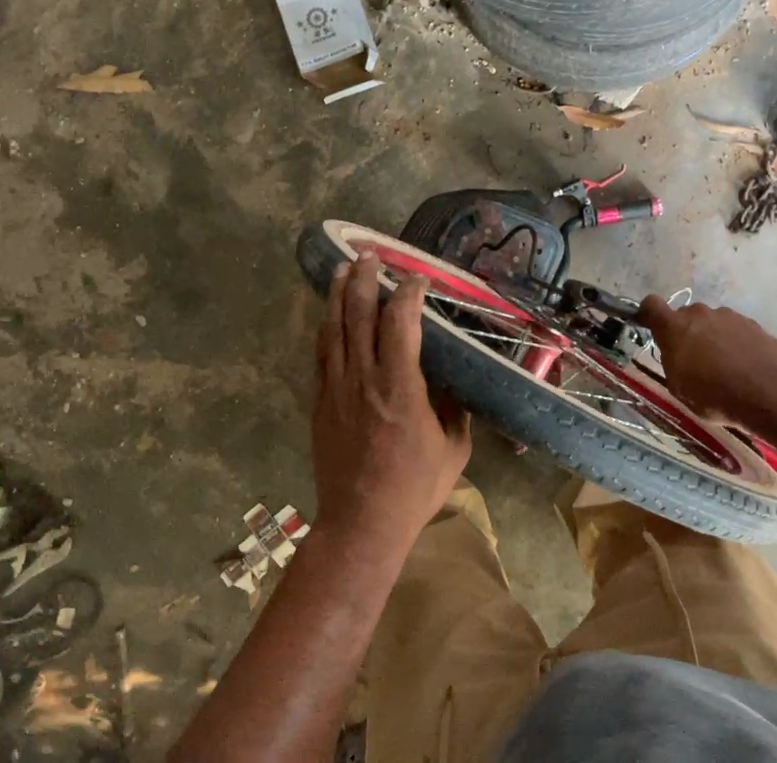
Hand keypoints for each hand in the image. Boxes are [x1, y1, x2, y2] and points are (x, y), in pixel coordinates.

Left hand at [312, 253, 471, 553]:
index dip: (408, 293)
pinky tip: (328, 315)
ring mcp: (337, 388)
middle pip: (359, 315)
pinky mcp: (320, 402)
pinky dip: (325, 329)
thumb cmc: (414, 488)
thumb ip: (455, 409)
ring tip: (342, 268)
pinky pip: (321, 355)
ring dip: (338, 295)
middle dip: (365, 279)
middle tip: (370, 255)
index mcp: (401, 386)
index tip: (417, 279)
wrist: (361, 522)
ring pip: (334, 329)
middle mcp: (365, 378)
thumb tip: (455, 383)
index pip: (401, 322)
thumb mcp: (454, 449)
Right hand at [638, 297, 776, 429]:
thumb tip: (678, 353)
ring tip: (725, 369)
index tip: (649, 326)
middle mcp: (701, 314)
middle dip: (687, 333)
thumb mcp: (679, 387)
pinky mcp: (754, 325)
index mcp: (675, 327)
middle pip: (686, 317)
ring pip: (713, 323)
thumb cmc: (714, 395)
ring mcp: (730, 317)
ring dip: (713, 339)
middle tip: (694, 361)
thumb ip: (673, 361)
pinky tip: (745, 369)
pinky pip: (736, 332)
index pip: (651, 305)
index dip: (648, 313)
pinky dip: (736, 345)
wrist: (769, 393)